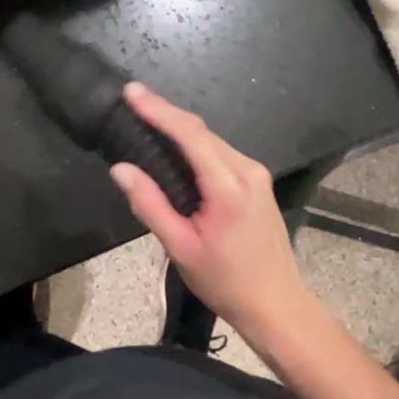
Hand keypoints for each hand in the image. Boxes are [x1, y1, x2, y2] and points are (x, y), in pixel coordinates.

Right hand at [110, 84, 314, 334]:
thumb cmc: (225, 281)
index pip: (189, 134)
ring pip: (211, 139)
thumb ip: (150, 205)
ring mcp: (256, 174)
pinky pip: (220, 152)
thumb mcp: (181, 248)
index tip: (132, 92)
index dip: (159, 109)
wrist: (277, 305)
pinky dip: (195, 144)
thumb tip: (120, 168)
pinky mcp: (257, 181)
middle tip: (132, 101)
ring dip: (180, 128)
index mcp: (228, 186)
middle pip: (201, 131)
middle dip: (166, 113)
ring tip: (146, 119)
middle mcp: (247, 170)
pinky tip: (175, 147)